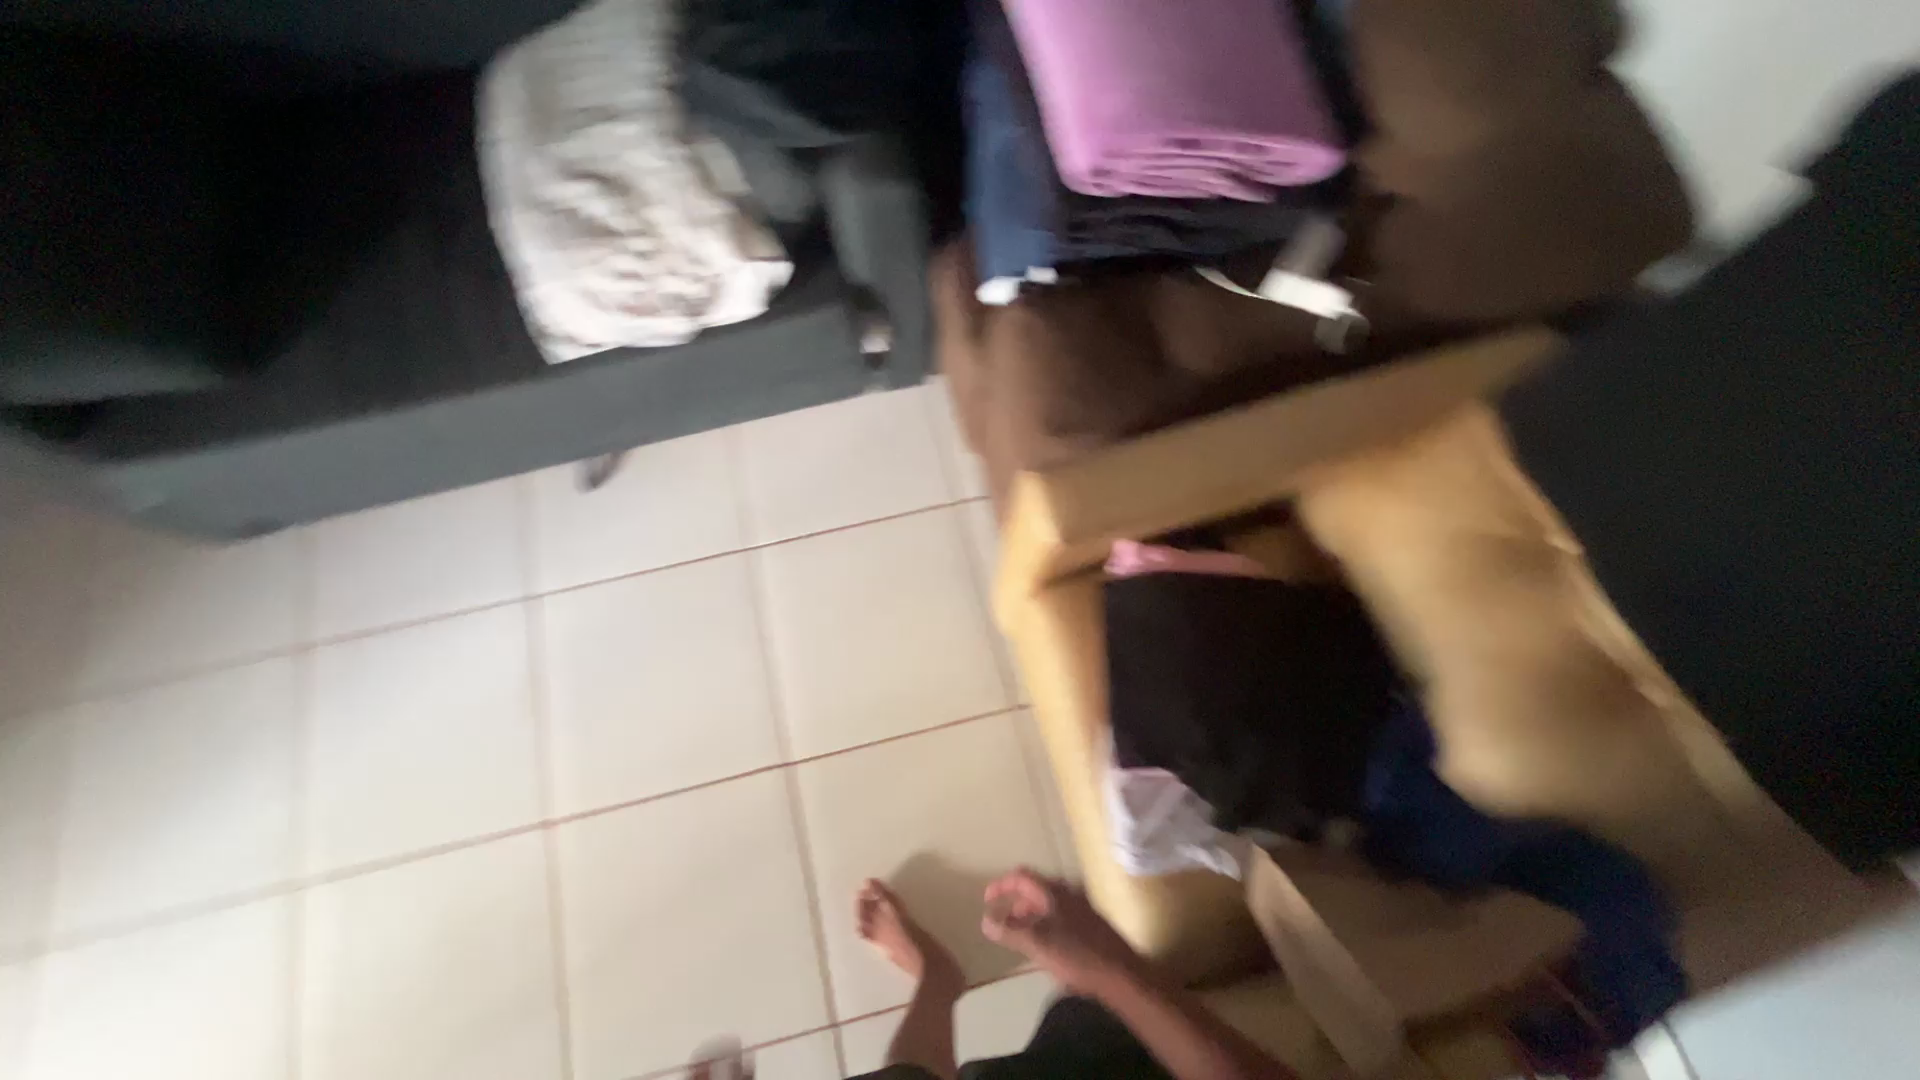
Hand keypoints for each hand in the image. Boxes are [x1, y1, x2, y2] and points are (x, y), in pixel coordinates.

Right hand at [980, 868, 1143, 993]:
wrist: (1122, 974)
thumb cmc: (1077, 955)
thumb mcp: (1038, 944)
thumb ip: (1010, 931)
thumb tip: (986, 919)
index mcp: (1053, 892)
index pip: (1021, 876)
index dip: (1001, 885)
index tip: (987, 900)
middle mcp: (1067, 893)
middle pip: (1034, 890)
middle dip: (1015, 904)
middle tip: (1003, 924)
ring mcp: (1081, 908)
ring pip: (1048, 904)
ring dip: (1030, 916)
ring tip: (1022, 939)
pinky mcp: (1091, 924)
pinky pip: (1060, 916)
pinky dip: (1045, 925)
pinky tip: (1046, 948)